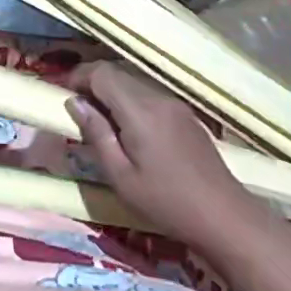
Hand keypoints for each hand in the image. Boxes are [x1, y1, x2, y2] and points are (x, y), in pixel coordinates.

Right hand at [68, 61, 255, 241]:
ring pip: (133, 82)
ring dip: (112, 92)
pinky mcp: (185, 114)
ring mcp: (175, 104)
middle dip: (92, 83)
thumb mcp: (121, 176)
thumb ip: (96, 134)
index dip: (79, 76)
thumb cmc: (167, 202)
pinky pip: (149, 94)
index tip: (64, 94)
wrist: (226, 218)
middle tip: (78, 109)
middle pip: (117, 73)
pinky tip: (130, 129)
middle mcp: (157, 97)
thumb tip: (74, 103)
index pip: (102, 72)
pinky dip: (131, 100)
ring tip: (102, 121)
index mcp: (139, 110)